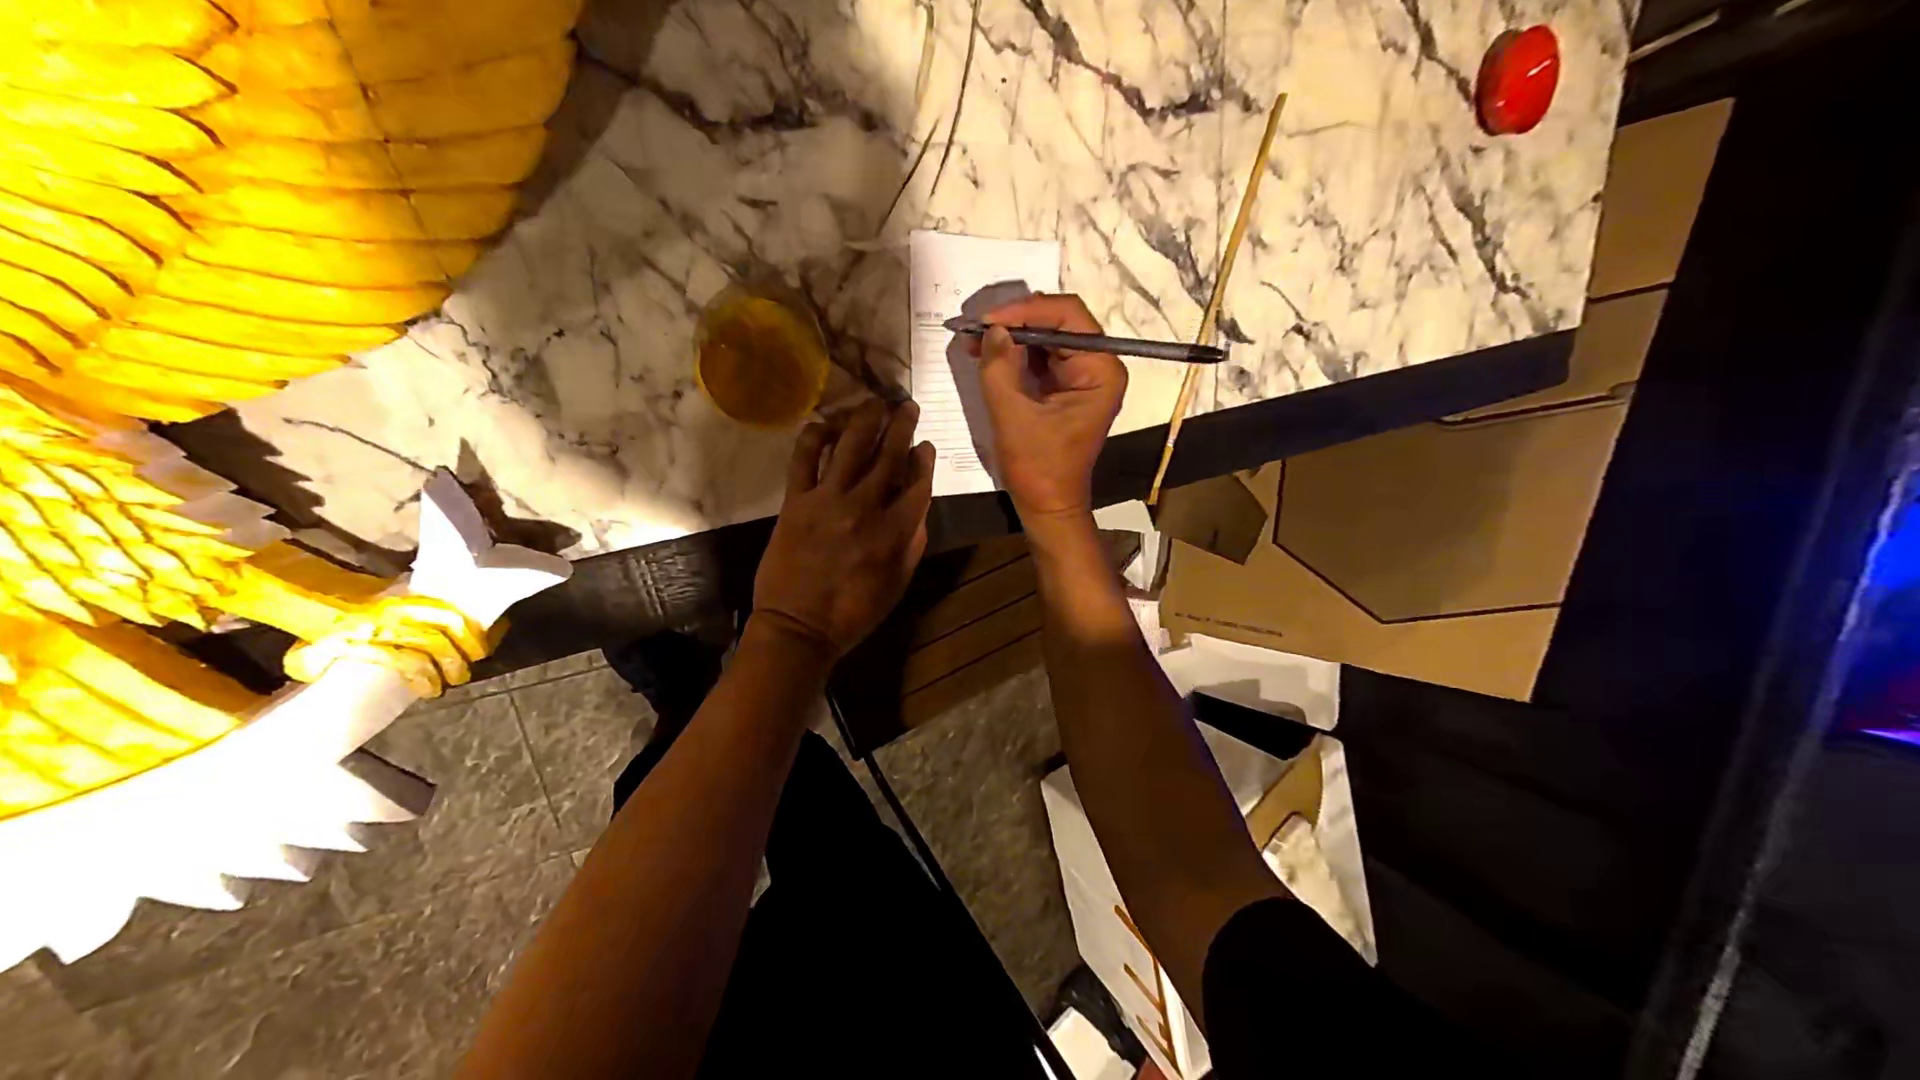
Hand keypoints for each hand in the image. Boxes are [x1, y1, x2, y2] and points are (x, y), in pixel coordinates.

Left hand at [753, 398, 935, 656]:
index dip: (924, 459)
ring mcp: (826, 500)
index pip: (917, 482)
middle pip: (888, 455)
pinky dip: (814, 436)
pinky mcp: (795, 501)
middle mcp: (864, 507)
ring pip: (850, 446)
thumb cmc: (854, 612)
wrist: (798, 627)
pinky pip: (804, 458)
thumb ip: (913, 543)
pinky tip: (824, 423)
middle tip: (906, 406)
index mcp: (893, 531)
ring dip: (865, 419)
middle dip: (901, 426)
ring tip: (874, 403)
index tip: (925, 445)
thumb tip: (919, 507)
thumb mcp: (898, 584)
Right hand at [970, 293, 1126, 522]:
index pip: (1068, 317)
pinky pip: (1039, 358)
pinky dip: (1013, 354)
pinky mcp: (1064, 387)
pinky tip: (986, 353)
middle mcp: (1098, 365)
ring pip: (1045, 338)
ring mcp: (1081, 376)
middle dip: (1015, 323)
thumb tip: (990, 329)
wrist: (1048, 506)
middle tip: (976, 328)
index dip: (1027, 311)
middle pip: (1057, 323)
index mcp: (1100, 370)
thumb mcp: (1012, 416)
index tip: (988, 320)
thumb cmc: (1038, 468)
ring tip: (974, 340)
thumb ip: (999, 368)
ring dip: (1010, 337)